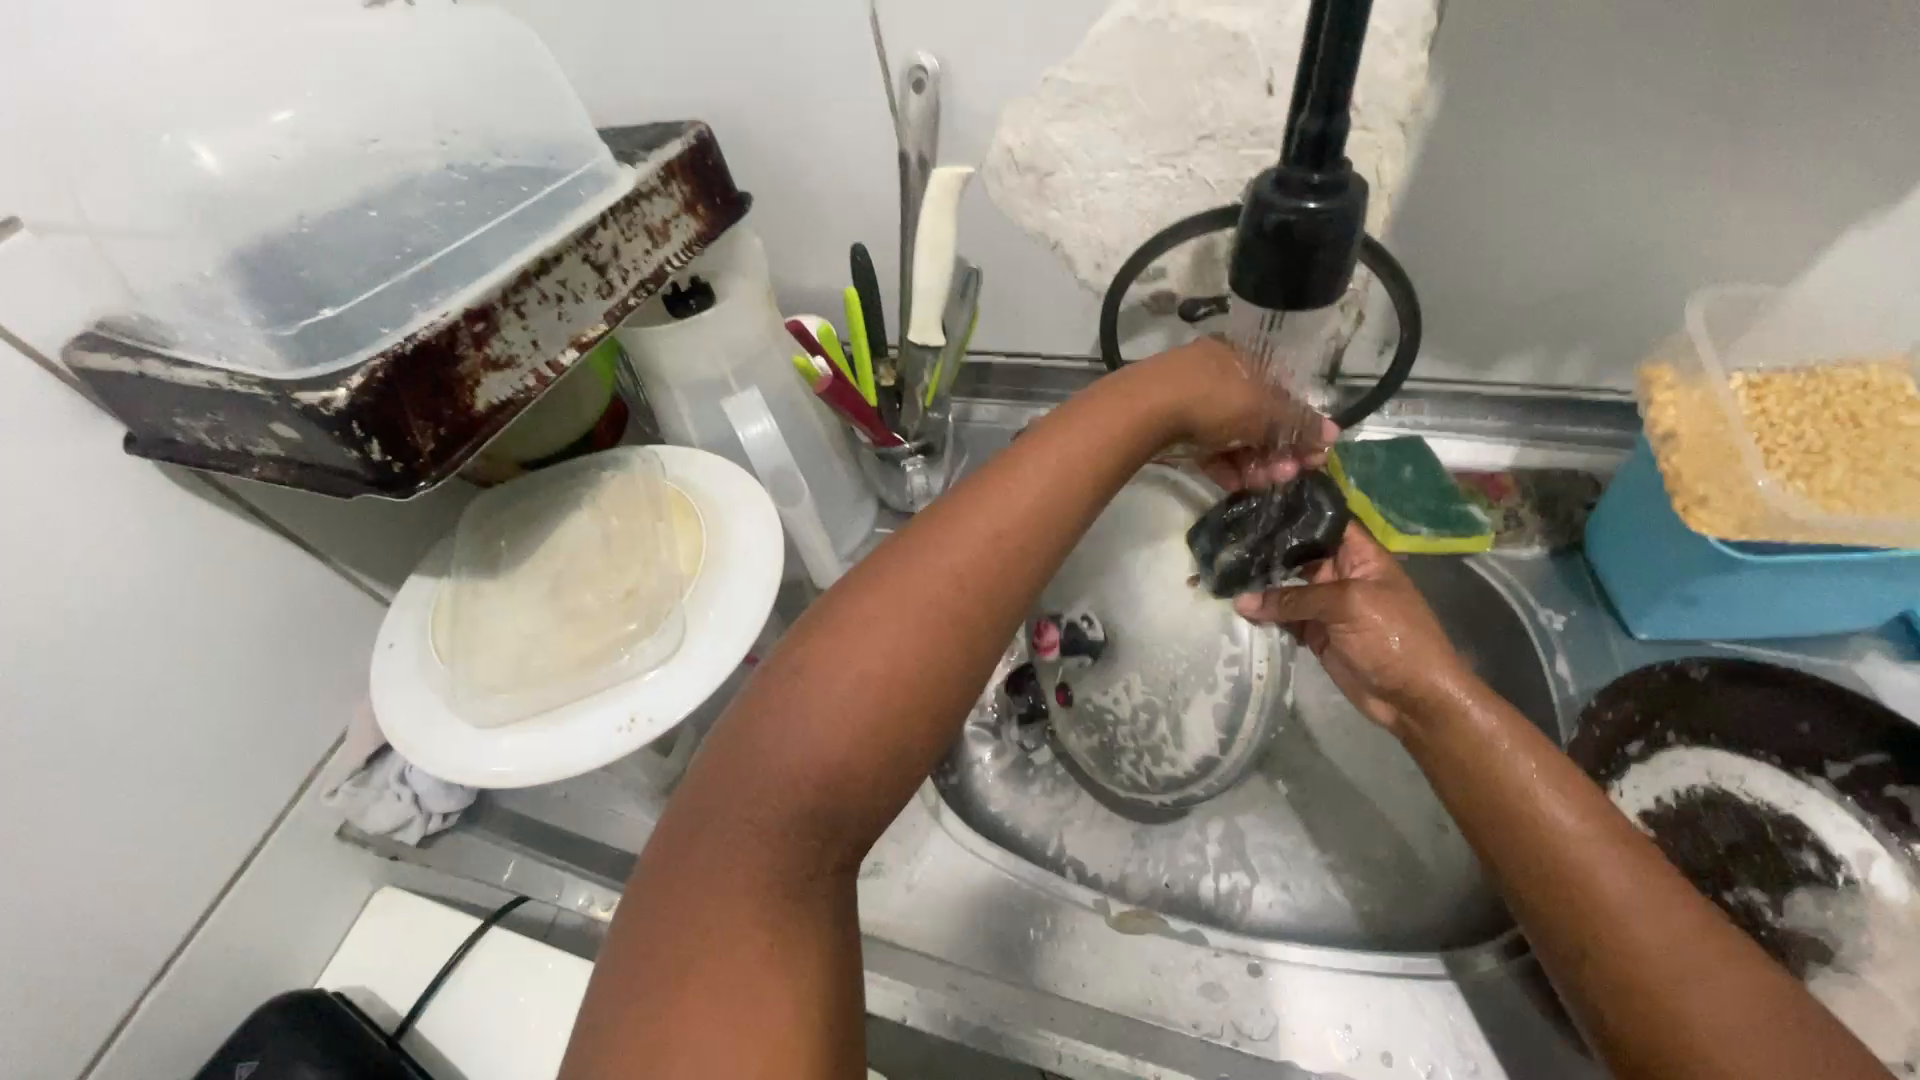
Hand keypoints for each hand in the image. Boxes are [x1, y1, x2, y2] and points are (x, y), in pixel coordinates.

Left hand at [1125, 338, 1338, 486]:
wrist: (1142, 412)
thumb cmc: (1212, 400)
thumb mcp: (1263, 410)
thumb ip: (1299, 424)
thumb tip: (1333, 434)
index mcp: (1239, 357)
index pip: (1280, 391)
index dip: (1299, 424)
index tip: (1312, 454)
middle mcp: (1214, 374)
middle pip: (1255, 417)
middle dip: (1276, 450)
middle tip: (1288, 475)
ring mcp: (1188, 402)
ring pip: (1231, 436)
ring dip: (1253, 462)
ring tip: (1262, 484)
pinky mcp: (1169, 429)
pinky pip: (1205, 448)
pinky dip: (1223, 466)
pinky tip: (1235, 486)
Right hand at [1231, 524, 1480, 735]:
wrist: (1413, 698)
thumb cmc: (1393, 638)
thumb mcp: (1347, 605)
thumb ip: (1294, 598)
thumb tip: (1241, 601)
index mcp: (1360, 557)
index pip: (1325, 523)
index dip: (1296, 512)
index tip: (1255, 505)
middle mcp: (1341, 575)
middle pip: (1298, 555)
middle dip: (1267, 550)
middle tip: (1227, 541)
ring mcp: (1326, 606)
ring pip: (1286, 588)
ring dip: (1259, 585)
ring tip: (1221, 573)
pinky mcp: (1314, 633)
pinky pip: (1283, 618)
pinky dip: (1262, 615)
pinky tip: (1235, 606)